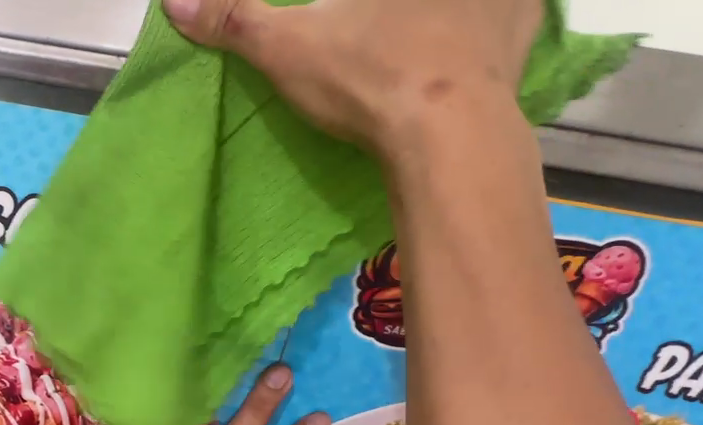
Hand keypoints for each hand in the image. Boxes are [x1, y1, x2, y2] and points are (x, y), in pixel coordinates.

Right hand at [163, 0, 540, 157]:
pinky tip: (473, 29)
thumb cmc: (367, 75)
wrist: (449, 132)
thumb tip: (174, 1)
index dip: (338, 4)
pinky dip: (498, 11)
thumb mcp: (288, 48)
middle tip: (372, 22)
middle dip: (382, 8)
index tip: (338, 16)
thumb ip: (237, 19)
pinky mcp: (529, 16)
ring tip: (420, 23)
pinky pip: (516, 4)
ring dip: (451, 7)